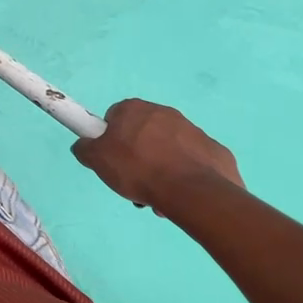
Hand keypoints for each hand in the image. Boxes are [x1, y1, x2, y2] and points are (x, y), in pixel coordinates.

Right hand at [73, 99, 243, 210]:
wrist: (194, 194)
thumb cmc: (139, 169)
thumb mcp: (96, 160)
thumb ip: (84, 149)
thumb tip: (85, 147)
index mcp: (135, 108)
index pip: (115, 117)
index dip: (111, 138)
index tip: (114, 158)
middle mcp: (166, 113)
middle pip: (145, 133)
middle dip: (139, 155)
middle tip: (135, 179)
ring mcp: (196, 132)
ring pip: (171, 149)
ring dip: (164, 167)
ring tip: (160, 194)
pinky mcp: (218, 153)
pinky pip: (197, 162)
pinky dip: (189, 175)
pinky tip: (184, 194)